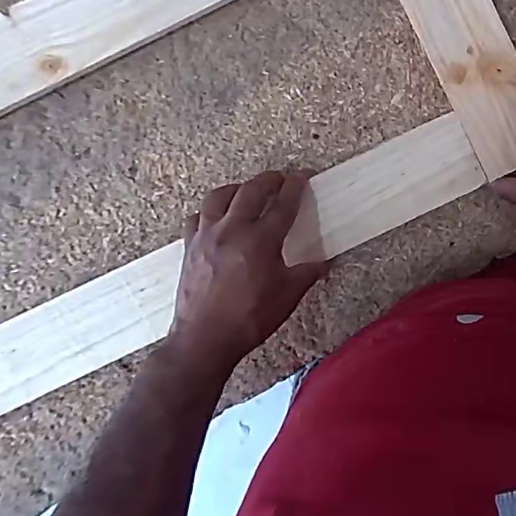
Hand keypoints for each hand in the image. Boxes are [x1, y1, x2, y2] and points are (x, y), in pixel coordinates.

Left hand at [163, 171, 328, 373]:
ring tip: (247, 191)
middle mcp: (233, 231)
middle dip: (269, 179)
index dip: (296, 186)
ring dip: (237, 189)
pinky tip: (218, 218)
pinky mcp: (190, 248)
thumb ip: (308, 272)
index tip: (303, 175)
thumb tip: (324, 263)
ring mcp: (207, 237)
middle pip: (252, 190)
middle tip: (280, 178)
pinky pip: (197, 218)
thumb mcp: (289, 294)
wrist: (204, 340)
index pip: (283, 203)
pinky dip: (209, 212)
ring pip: (219, 197)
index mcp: (261, 240)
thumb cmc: (249, 318)